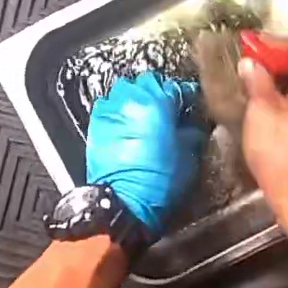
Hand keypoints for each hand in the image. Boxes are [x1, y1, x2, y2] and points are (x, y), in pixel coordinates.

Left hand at [84, 71, 204, 238]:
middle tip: (167, 110)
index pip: (176, 87)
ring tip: (145, 118)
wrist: (123, 204)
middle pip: (147, 83)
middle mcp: (131, 100)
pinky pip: (110, 108)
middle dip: (158, 93)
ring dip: (136, 100)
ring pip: (125, 91)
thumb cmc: (157, 183)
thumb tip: (192, 125)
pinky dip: (120, 113)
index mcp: (157, 104)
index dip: (186, 96)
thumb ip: (192, 133)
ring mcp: (110, 111)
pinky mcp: (96, 124)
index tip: (189, 105)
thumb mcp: (188, 157)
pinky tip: (128, 127)